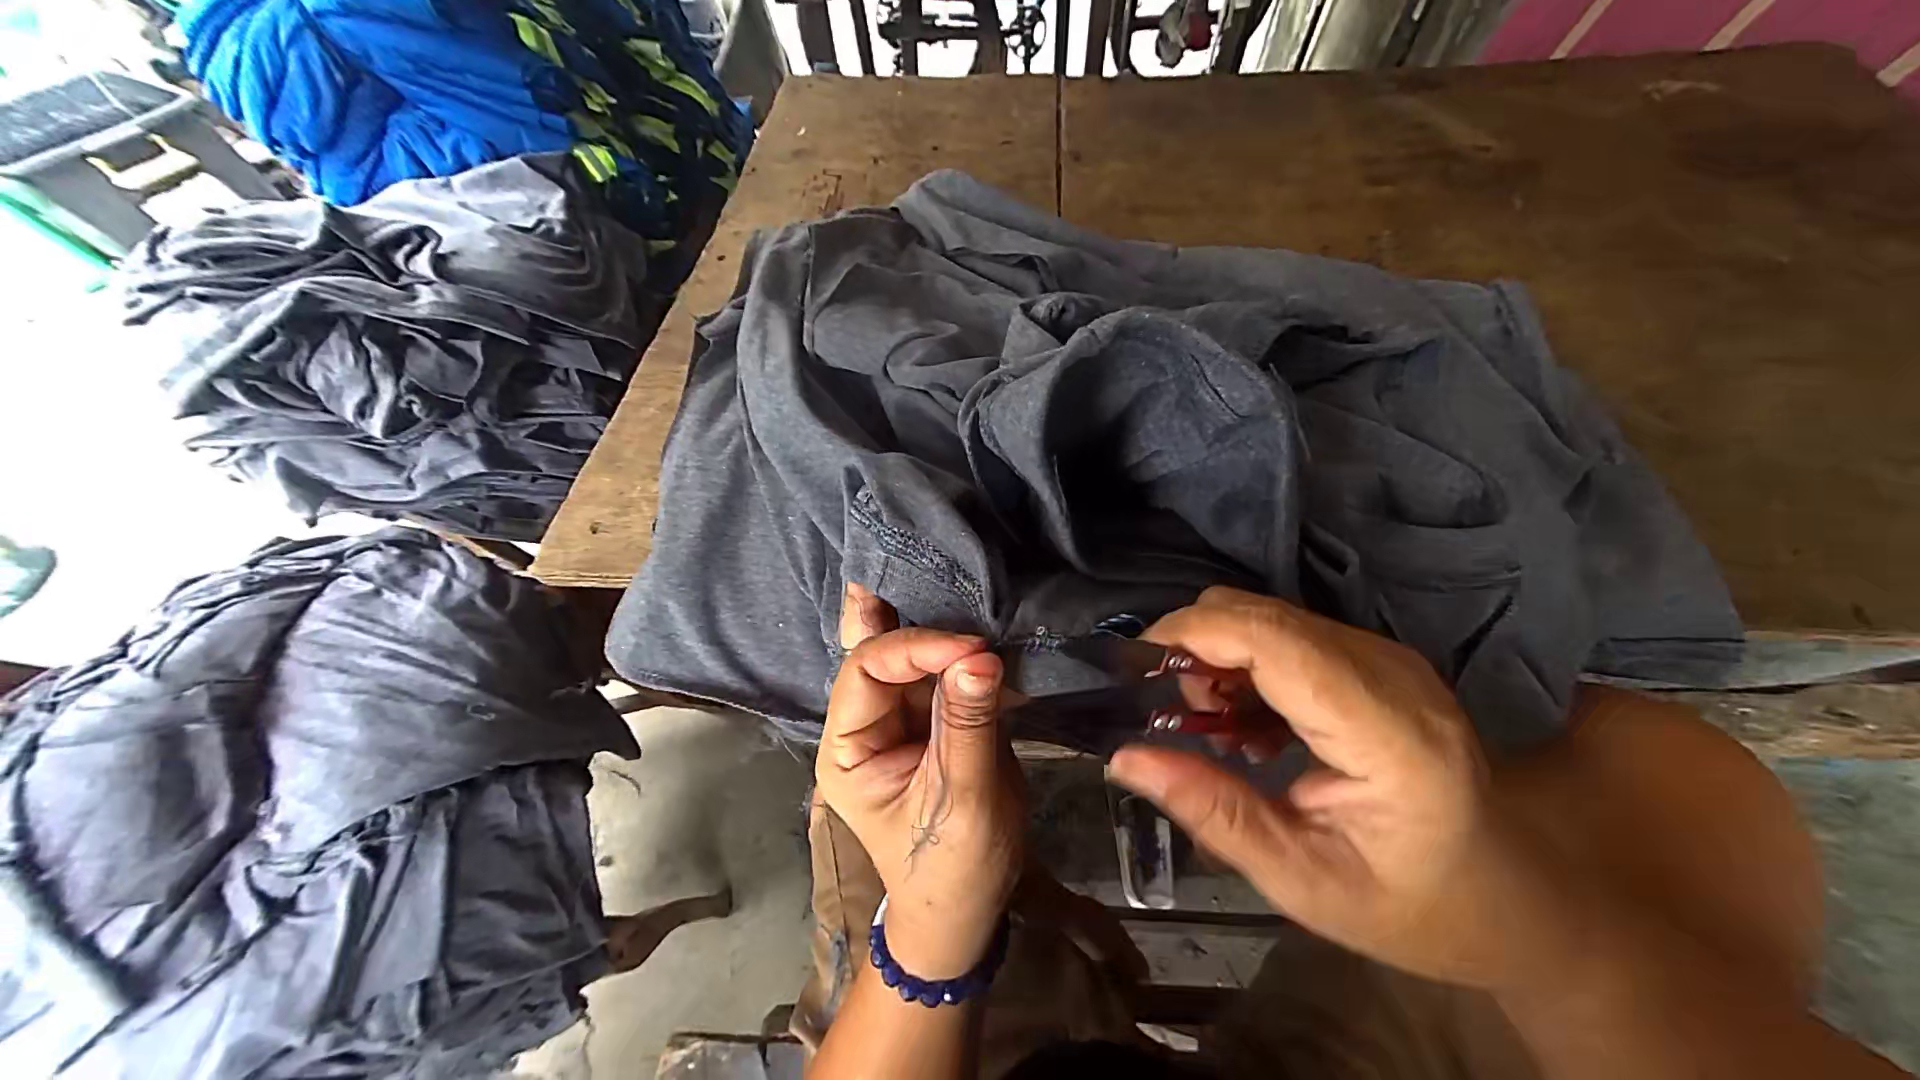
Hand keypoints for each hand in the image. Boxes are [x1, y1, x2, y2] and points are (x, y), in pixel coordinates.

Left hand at [817, 585, 1026, 978]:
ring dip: (927, 625)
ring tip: (931, 573)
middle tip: (898, 561)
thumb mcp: (961, 801)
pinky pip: (941, 676)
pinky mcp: (934, 722)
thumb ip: (966, 725)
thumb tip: (981, 657)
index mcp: (848, 750)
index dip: (914, 650)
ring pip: (908, 660)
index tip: (971, 649)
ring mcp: (900, 722)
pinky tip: (967, 617)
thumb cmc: (952, 868)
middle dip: (891, 614)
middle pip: (876, 656)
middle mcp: (865, 726)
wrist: (967, 910)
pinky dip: (956, 650)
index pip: (867, 675)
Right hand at [1108, 586, 1563, 988]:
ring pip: (1263, 614)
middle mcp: (1390, 673)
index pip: (1275, 641)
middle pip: (1260, 614)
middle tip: (1168, 712)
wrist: (1515, 889)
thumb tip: (1124, 758)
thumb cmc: (1415, 905)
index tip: (1134, 671)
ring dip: (1213, 652)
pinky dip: (1239, 659)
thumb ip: (1214, 814)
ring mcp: (1385, 656)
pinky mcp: (1373, 655)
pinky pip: (1281, 629)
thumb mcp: (1303, 882)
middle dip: (1192, 645)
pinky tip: (1244, 717)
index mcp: (1388, 736)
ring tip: (1207, 721)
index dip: (1194, 636)